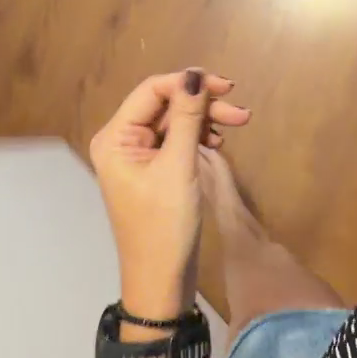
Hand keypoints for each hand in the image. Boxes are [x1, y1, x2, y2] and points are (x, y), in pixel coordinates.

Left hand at [90, 70, 251, 319]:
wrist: (161, 282)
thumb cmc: (165, 226)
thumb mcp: (179, 167)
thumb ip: (187, 118)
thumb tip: (195, 75)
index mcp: (116, 137)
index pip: (152, 90)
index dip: (188, 82)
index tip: (226, 86)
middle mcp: (122, 141)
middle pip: (166, 104)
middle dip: (203, 104)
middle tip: (241, 112)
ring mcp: (138, 156)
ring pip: (175, 121)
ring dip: (206, 120)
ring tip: (240, 124)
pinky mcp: (154, 170)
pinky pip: (177, 140)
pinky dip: (199, 137)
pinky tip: (218, 144)